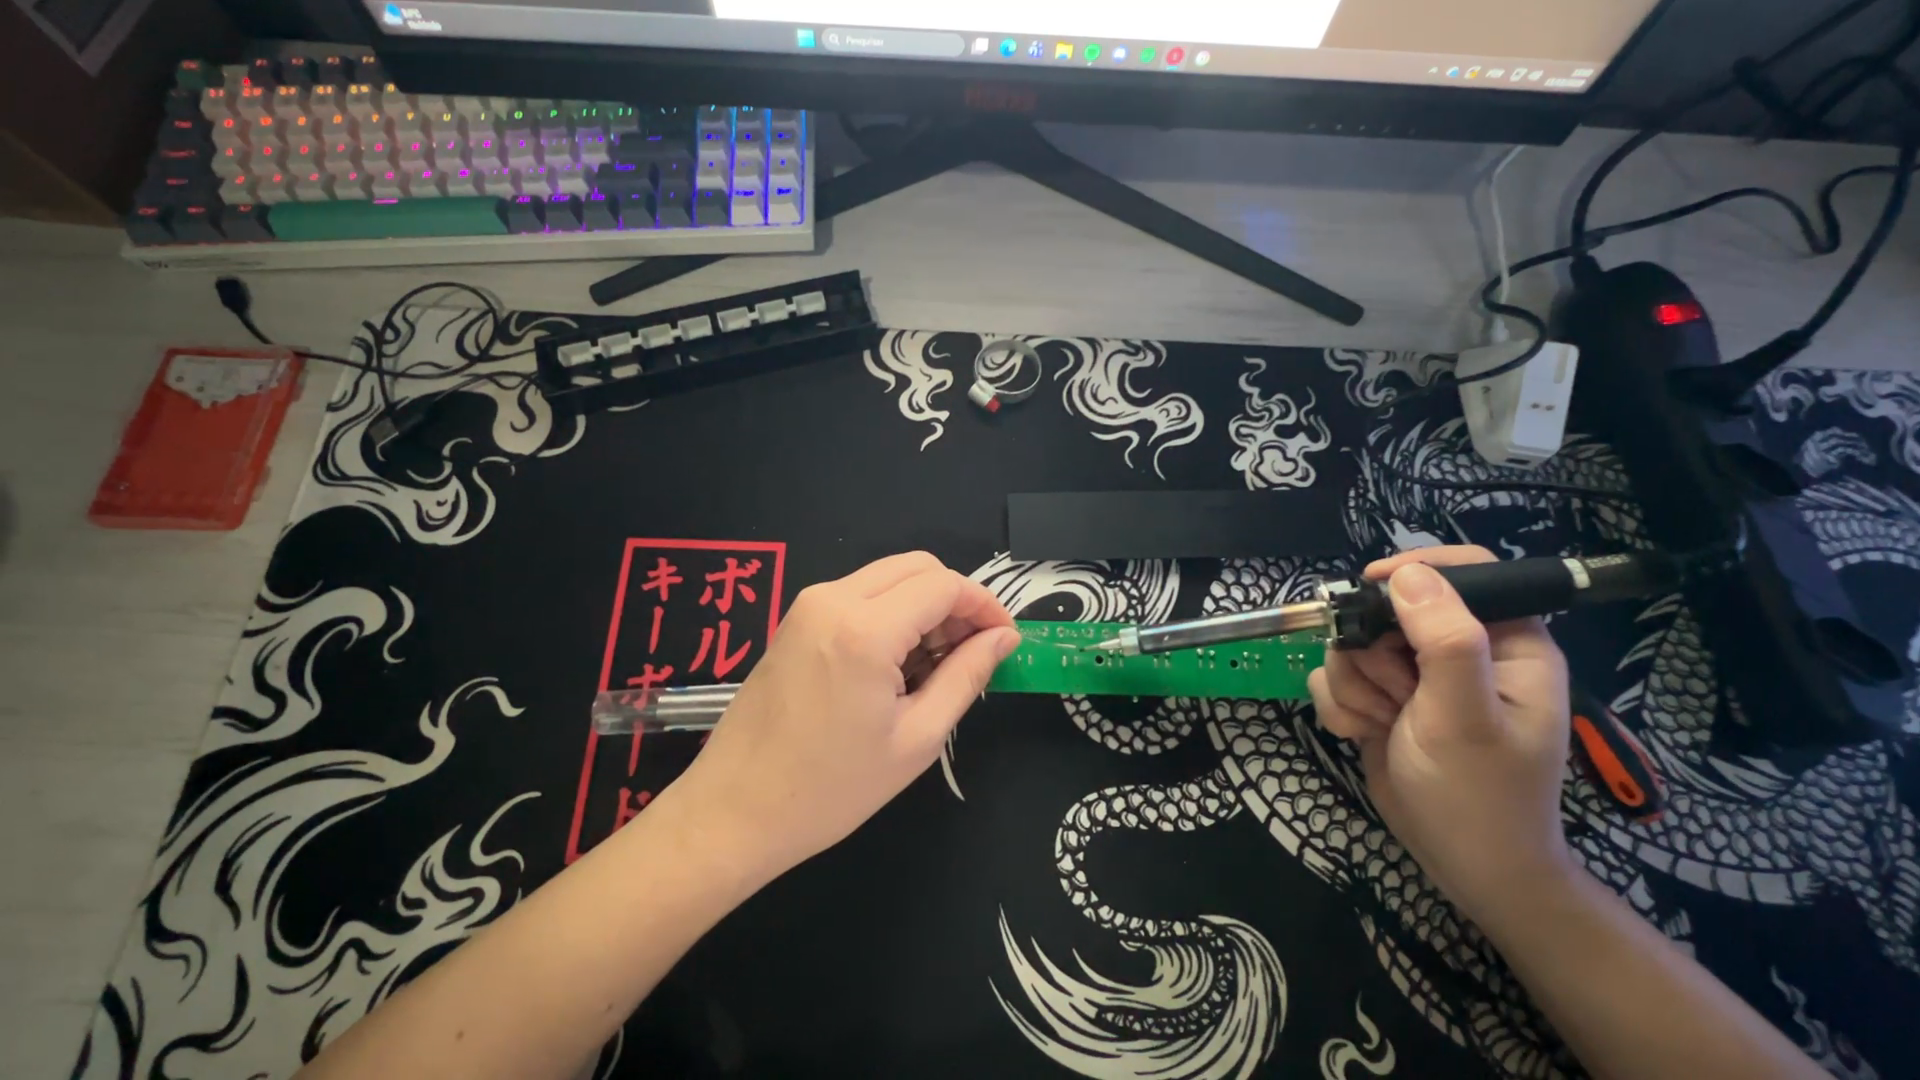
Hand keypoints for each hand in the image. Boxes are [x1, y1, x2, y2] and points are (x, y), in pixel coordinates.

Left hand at [662, 552, 1019, 880]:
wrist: (734, 811)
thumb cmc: (831, 788)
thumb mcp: (917, 738)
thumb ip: (966, 676)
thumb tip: (1003, 639)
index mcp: (865, 629)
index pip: (945, 585)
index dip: (985, 606)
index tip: (1006, 641)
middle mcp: (832, 599)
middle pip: (917, 568)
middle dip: (956, 600)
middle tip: (975, 652)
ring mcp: (807, 606)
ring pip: (887, 578)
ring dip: (923, 606)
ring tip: (938, 666)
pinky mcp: (794, 621)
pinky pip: (858, 596)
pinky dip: (891, 614)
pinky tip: (898, 666)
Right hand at [1308, 546, 1574, 925]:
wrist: (1464, 865)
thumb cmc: (1480, 794)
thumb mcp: (1465, 717)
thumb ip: (1444, 641)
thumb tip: (1408, 574)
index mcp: (1508, 642)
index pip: (1466, 572)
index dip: (1415, 571)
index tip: (1369, 588)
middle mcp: (1460, 650)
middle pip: (1389, 608)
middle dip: (1374, 652)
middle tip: (1397, 695)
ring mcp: (1416, 677)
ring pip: (1353, 644)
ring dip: (1355, 686)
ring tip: (1385, 723)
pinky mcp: (1382, 699)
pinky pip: (1336, 678)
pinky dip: (1341, 706)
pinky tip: (1365, 734)